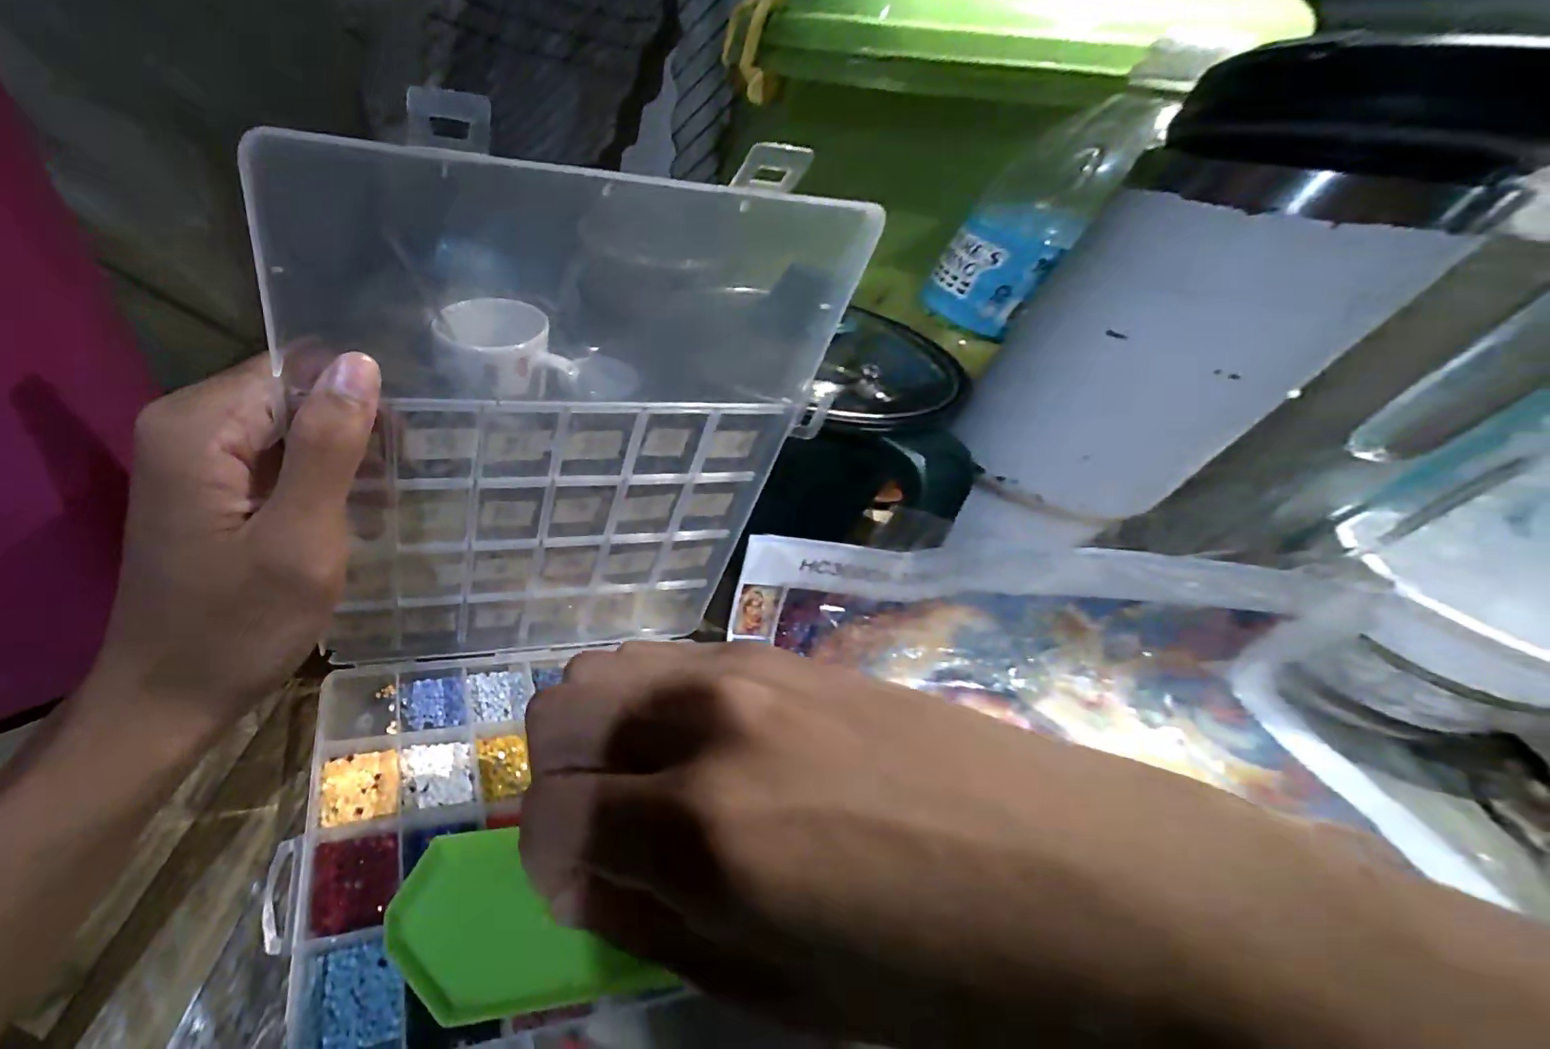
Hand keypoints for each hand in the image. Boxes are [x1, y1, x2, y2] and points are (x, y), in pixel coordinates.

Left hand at [86, 351, 379, 735]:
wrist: (167, 701)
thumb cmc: (239, 629)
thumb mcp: (300, 540)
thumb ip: (328, 447)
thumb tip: (360, 362)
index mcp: (199, 426)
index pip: (296, 369)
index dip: (354, 399)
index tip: (399, 447)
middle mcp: (184, 424)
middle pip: (287, 392)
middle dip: (347, 428)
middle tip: (394, 481)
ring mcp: (189, 457)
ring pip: (284, 425)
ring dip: (335, 456)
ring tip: (378, 501)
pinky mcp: (202, 487)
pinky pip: (269, 457)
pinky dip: (312, 477)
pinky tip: (346, 512)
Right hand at [518, 642, 1439, 1047]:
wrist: (1096, 878)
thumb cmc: (944, 976)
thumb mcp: (779, 991)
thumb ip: (651, 925)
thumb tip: (577, 878)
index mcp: (705, 830)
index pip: (550, 819)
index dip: (546, 862)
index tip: (579, 885)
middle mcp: (706, 725)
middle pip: (556, 714)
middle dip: (557, 779)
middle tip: (603, 827)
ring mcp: (744, 670)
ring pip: (602, 669)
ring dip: (597, 729)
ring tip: (647, 779)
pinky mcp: (780, 650)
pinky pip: (668, 656)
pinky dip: (650, 699)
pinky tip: (704, 742)